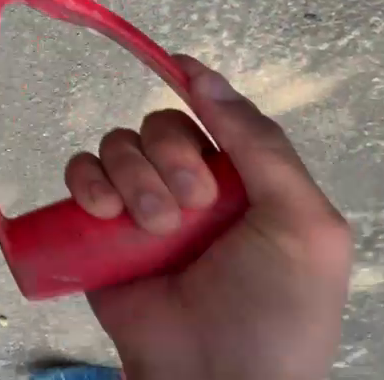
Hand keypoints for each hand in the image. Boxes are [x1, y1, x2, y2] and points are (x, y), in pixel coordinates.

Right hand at [64, 56, 352, 379]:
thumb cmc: (275, 313)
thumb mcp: (305, 231)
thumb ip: (263, 148)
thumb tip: (203, 73)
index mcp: (247, 185)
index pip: (216, 116)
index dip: (198, 93)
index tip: (176, 70)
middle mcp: (191, 186)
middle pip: (159, 126)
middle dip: (168, 157)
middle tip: (189, 205)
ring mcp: (140, 203)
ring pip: (116, 145)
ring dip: (130, 176)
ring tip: (150, 227)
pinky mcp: (97, 222)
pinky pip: (79, 171)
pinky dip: (85, 182)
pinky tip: (101, 211)